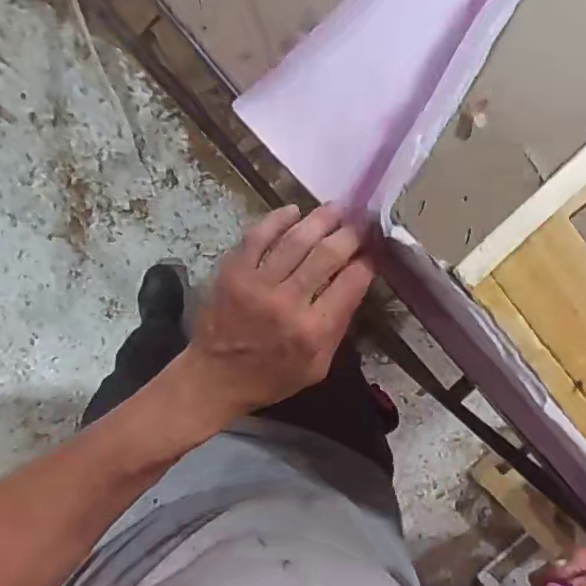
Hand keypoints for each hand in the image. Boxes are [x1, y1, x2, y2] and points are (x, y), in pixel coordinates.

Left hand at [179, 204, 374, 418]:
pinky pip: (258, 236)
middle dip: (350, 234)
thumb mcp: (317, 367)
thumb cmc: (270, 376)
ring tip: (336, 208)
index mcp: (313, 331)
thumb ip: (338, 328)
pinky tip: (294, 211)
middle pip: (328, 254)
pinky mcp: (233, 272)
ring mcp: (258, 284)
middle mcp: (288, 303)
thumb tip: (355, 283)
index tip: (371, 252)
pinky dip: (278, 219)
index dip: (366, 262)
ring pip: (297, 239)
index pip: (351, 283)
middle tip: (360, 222)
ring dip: (321, 219)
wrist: (214, 377)